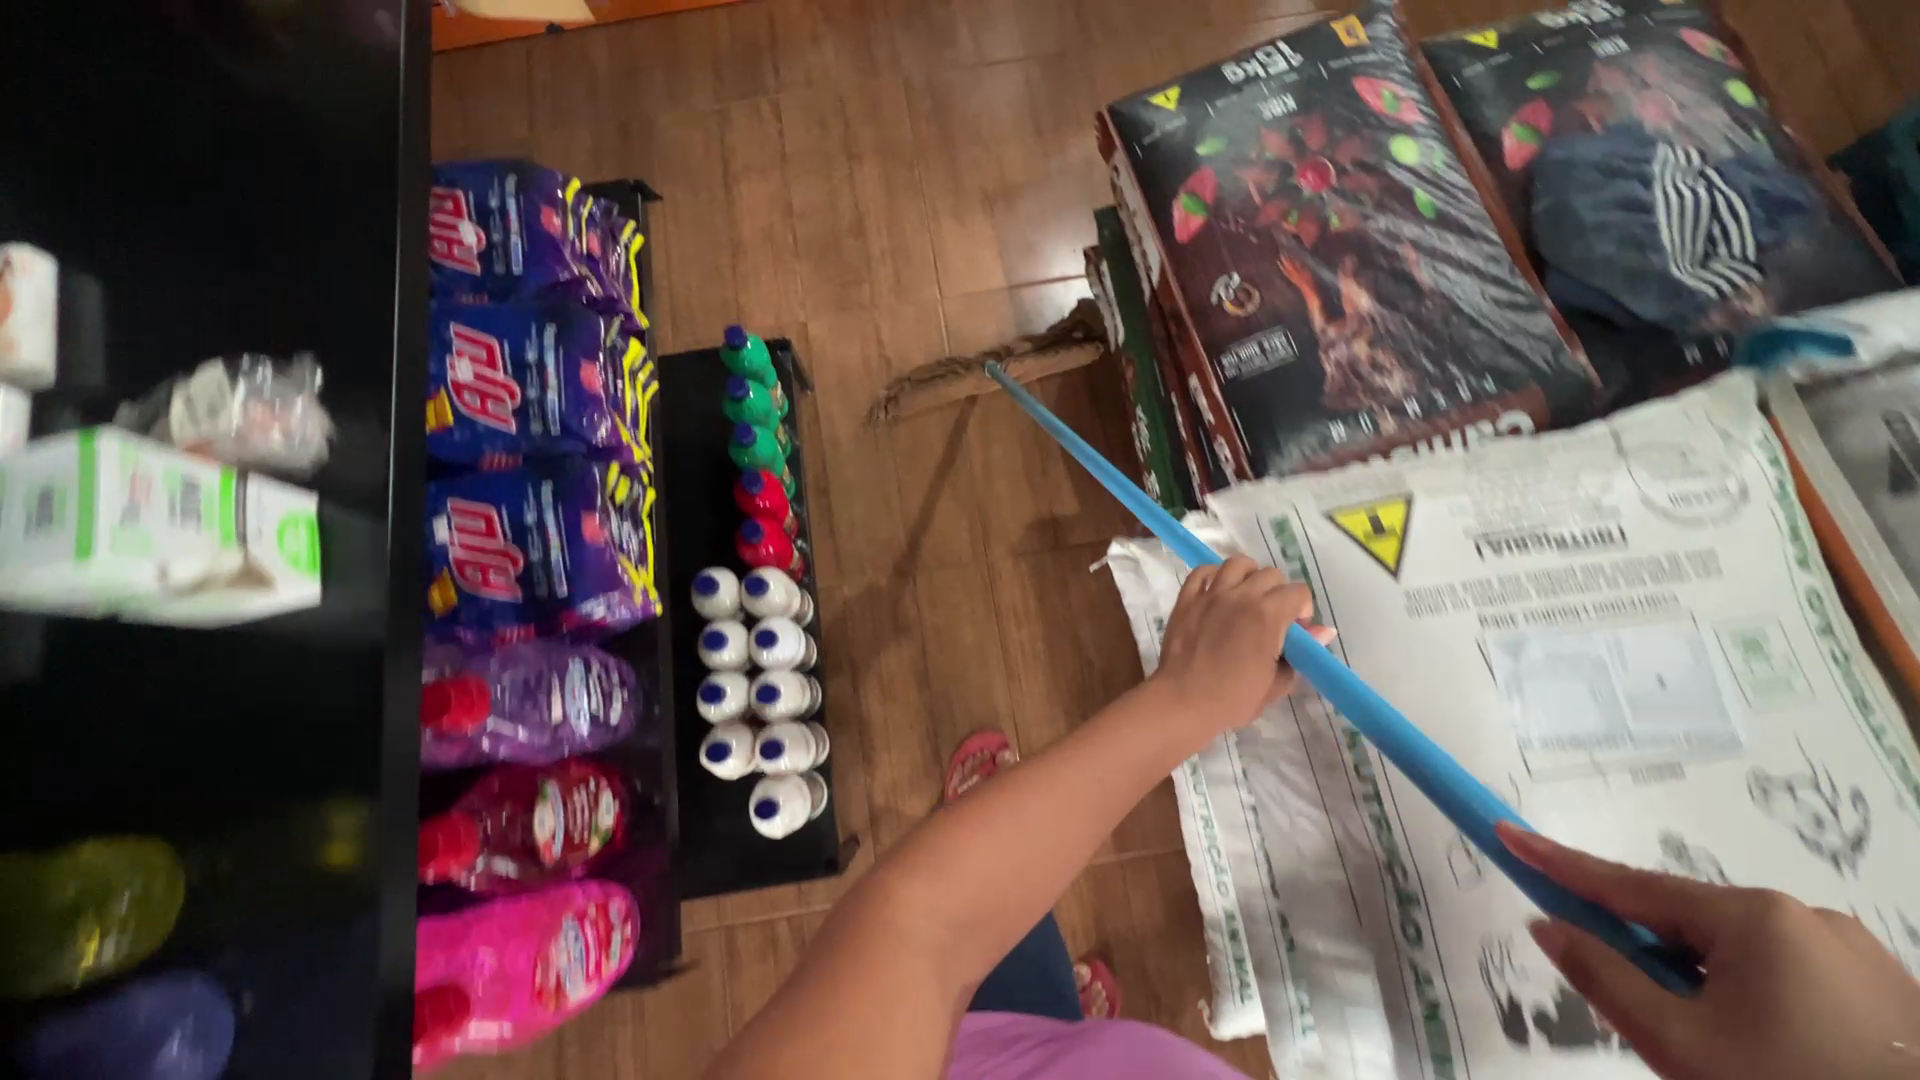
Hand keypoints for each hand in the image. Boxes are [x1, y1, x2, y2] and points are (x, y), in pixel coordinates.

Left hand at [1149, 555, 1330, 738]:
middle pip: (1270, 574)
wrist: (1183, 701)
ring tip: (1246, 597)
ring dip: (1248, 576)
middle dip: (1278, 593)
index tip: (1294, 630)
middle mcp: (1240, 596)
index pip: (1298, 592)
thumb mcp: (1276, 682)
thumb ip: (1300, 652)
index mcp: (1268, 615)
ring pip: (1237, 564)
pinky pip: (1202, 572)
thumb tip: (1322, 632)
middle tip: (1271, 617)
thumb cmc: (1233, 698)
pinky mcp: (1186, 599)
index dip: (1302, 610)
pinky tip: (1217, 592)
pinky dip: (1213, 575)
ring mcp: (1210, 594)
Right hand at [1501, 824, 1919, 1079]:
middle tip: (1640, 1010)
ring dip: (1698, 979)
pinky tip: (1763, 1048)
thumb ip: (1602, 976)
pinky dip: (1749, 996)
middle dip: (1645, 951)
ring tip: (1715, 1048)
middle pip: (1684, 920)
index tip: (1504, 831)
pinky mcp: (1888, 992)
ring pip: (1733, 950)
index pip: (1626, 884)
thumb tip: (1547, 925)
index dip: (1557, 862)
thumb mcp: (1679, 1044)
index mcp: (1752, 917)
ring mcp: (1855, 952)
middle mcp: (1804, 916)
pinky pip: (1783, 973)